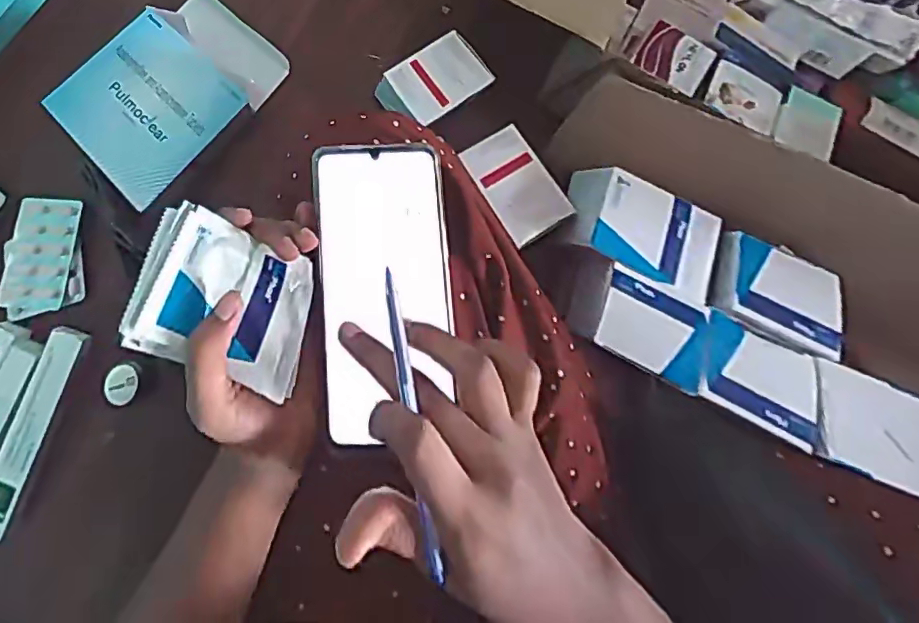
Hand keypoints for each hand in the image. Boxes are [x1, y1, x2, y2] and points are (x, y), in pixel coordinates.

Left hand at [184, 204, 320, 476]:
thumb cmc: (236, 424)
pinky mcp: (313, 310)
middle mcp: (247, 295)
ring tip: (307, 242)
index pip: (214, 251)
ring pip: (285, 247)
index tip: (241, 221)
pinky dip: (320, 245)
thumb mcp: (205, 398)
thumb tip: (228, 301)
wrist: (281, 452)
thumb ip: (204, 354)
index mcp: (215, 307)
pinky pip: (317, 270)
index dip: (225, 226)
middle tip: (287, 247)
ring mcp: (281, 299)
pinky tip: (321, 234)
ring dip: (296, 232)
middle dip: (270, 231)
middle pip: (254, 241)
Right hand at [335, 322, 667, 622]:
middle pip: (434, 394)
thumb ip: (392, 531)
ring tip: (406, 330)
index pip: (420, 441)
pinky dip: (495, 350)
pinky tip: (467, 346)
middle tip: (354, 337)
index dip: (386, 417)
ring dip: (437, 341)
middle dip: (384, 359)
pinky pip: (520, 374)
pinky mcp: (529, 426)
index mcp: (466, 511)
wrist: (573, 588)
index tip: (373, 419)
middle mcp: (493, 465)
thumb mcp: (439, 567)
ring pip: (476, 370)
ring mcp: (515, 440)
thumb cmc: (500, 580)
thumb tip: (346, 538)